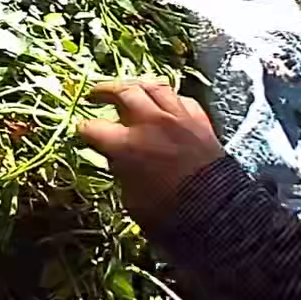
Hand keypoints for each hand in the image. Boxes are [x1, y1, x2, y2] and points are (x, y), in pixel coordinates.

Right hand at [79, 80, 223, 228]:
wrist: (218, 212)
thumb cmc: (169, 214)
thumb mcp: (131, 198)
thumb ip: (121, 171)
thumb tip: (117, 159)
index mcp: (126, 144)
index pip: (93, 128)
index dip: (84, 130)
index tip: (82, 132)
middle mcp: (149, 122)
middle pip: (122, 92)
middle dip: (103, 91)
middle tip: (95, 94)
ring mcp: (176, 117)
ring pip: (152, 86)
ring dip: (136, 86)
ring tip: (128, 88)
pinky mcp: (198, 120)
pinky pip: (180, 99)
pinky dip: (169, 99)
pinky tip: (164, 102)